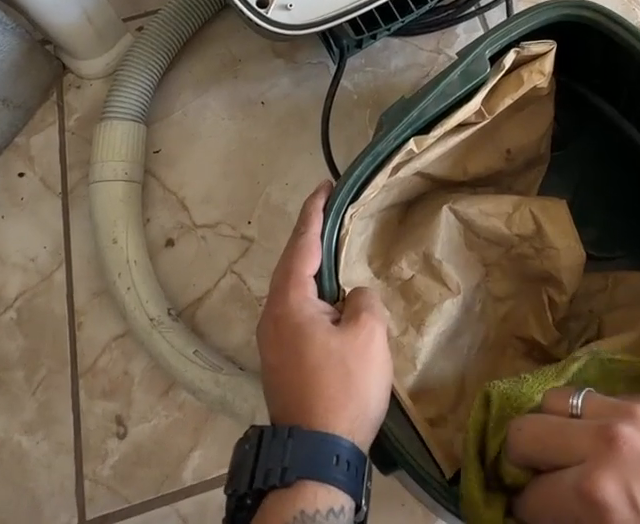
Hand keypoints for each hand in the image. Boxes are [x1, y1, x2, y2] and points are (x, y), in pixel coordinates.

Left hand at [256, 181, 392, 448]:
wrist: (317, 453)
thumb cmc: (343, 387)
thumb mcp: (367, 333)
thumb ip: (361, 299)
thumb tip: (349, 297)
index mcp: (289, 301)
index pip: (302, 244)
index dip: (316, 212)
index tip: (326, 186)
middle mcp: (272, 315)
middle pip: (293, 265)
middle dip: (313, 239)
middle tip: (335, 213)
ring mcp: (272, 341)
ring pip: (294, 292)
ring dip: (314, 271)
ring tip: (337, 252)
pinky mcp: (281, 361)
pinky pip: (296, 313)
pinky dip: (314, 297)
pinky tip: (332, 301)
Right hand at [505, 389, 639, 523]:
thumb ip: (572, 523)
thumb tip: (533, 513)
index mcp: (596, 495)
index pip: (525, 499)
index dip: (524, 516)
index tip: (535, 520)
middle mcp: (603, 442)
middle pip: (521, 434)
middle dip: (522, 466)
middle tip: (541, 488)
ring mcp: (626, 412)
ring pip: (551, 402)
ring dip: (551, 432)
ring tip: (568, 458)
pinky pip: (592, 396)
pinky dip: (586, 419)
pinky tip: (605, 445)